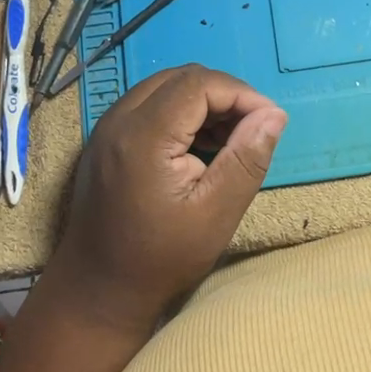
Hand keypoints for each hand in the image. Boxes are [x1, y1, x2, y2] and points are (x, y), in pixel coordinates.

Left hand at [51, 65, 287, 333]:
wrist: (96, 293)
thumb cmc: (160, 259)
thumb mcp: (216, 214)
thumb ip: (247, 159)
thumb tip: (274, 114)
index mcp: (144, 135)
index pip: (199, 84)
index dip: (240, 94)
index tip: (268, 121)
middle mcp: (119, 120)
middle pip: (180, 78)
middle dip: (223, 94)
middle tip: (251, 129)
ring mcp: (106, 128)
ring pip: (163, 87)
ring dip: (201, 102)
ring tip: (229, 139)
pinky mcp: (104, 140)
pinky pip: (147, 105)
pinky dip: (179, 112)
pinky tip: (198, 147)